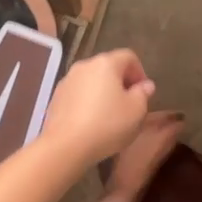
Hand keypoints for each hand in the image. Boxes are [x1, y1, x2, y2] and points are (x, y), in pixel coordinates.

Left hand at [40, 49, 156, 165]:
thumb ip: (143, 94)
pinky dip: (87, 101)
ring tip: (109, 115)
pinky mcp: (56, 96)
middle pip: (108, 67)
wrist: (65, 145)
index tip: (143, 93)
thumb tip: (145, 85)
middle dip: (121, 82)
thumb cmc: (107, 124)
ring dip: (103, 91)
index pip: (128, 56)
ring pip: (92, 80)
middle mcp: (84, 65)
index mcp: (106, 63)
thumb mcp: (136, 111)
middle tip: (129, 104)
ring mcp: (67, 80)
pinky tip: (90, 121)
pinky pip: (78, 93)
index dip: (140, 72)